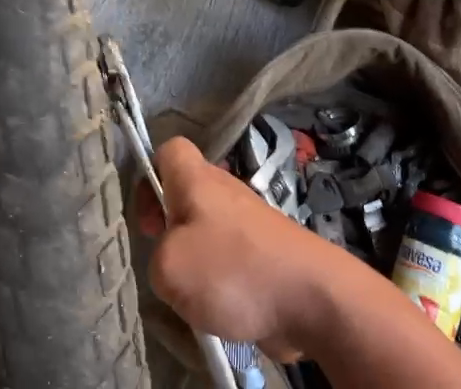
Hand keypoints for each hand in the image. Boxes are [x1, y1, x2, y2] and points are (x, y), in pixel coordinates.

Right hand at [143, 137, 359, 360]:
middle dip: (170, 228)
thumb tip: (174, 260)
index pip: (170, 149)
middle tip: (166, 262)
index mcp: (199, 181)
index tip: (148, 219)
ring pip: (208, 231)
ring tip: (193, 296)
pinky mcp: (267, 254)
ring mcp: (250, 224)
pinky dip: (221, 284)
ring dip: (196, 262)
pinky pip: (231, 260)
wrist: (312, 298)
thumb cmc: (234, 271)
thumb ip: (157, 257)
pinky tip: (222, 311)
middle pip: (187, 194)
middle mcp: (226, 192)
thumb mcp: (170, 267)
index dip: (149, 175)